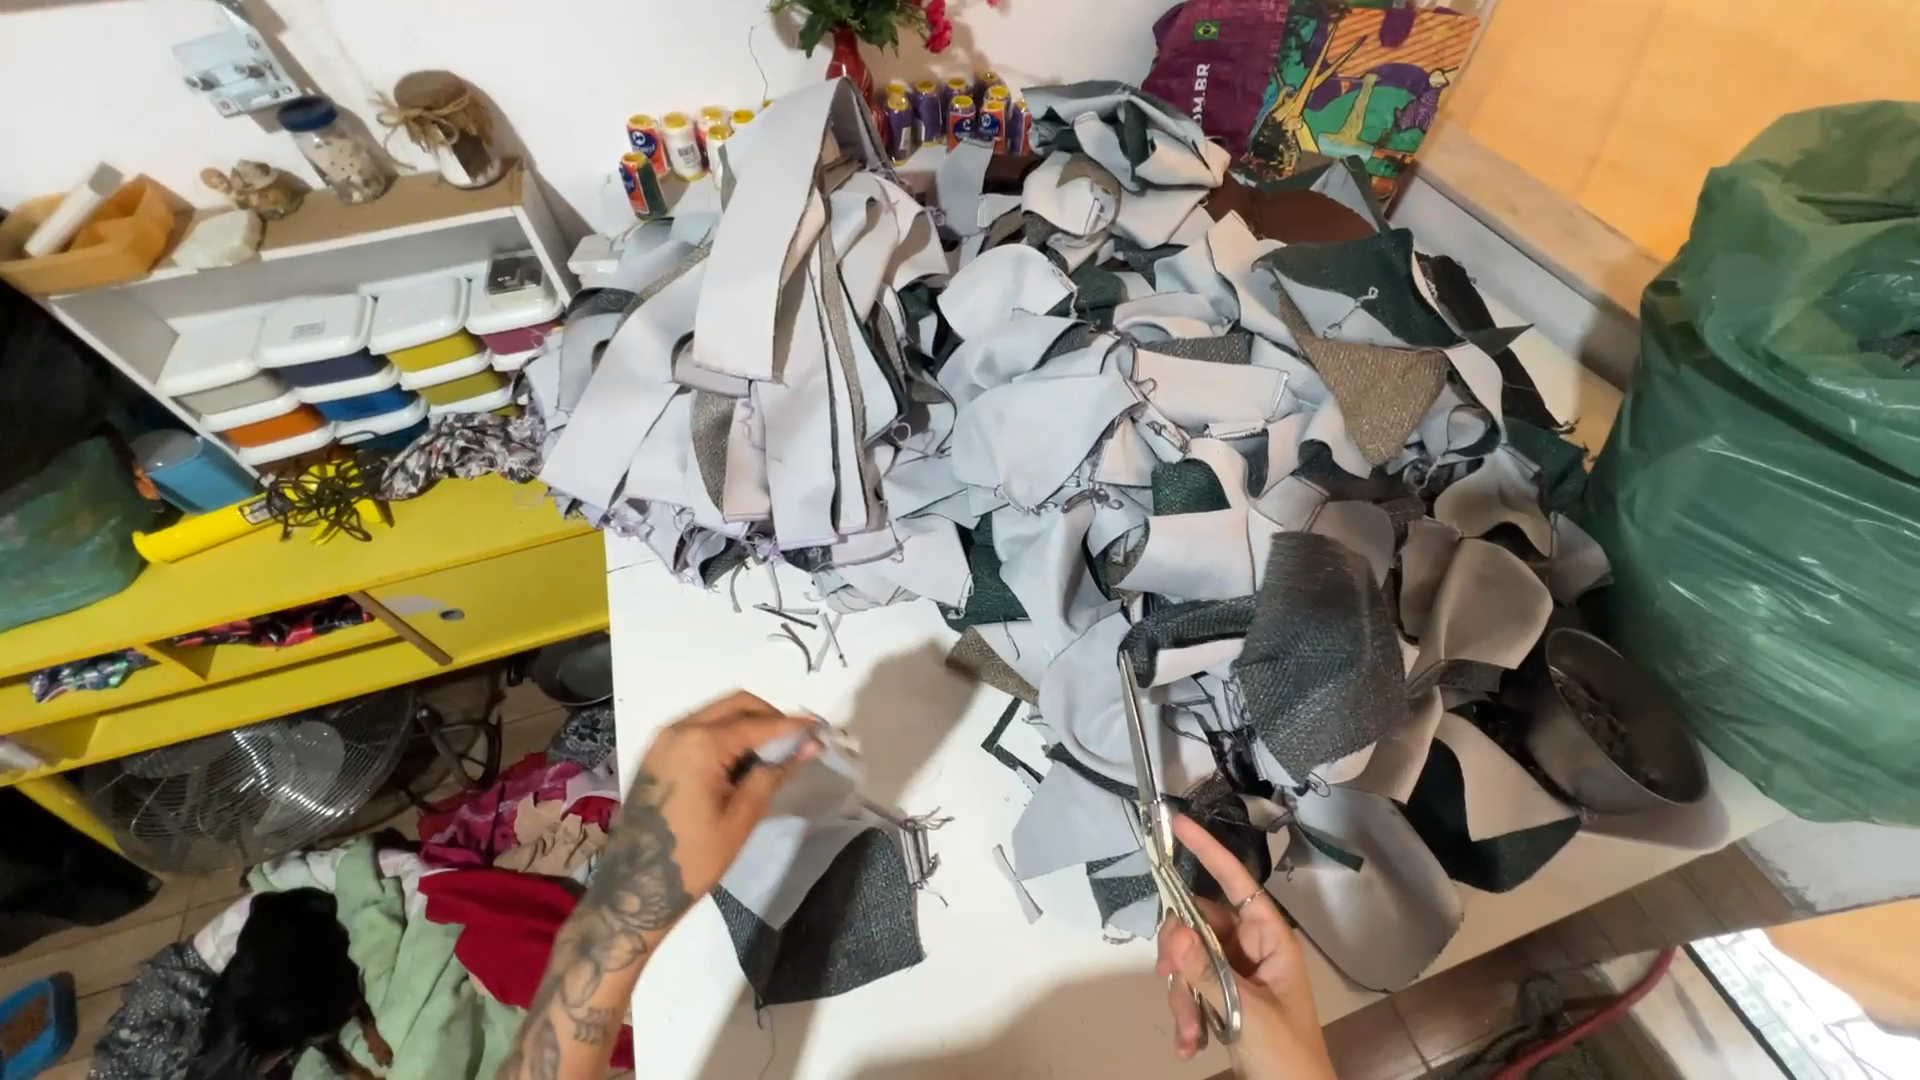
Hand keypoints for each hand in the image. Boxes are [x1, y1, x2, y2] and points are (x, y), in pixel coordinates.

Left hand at [501, 694, 820, 1079]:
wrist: (632, 892)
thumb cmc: (693, 859)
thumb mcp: (742, 817)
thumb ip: (775, 772)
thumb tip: (810, 745)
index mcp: (700, 745)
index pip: (758, 724)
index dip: (793, 726)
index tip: (821, 729)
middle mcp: (679, 730)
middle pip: (737, 704)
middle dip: (770, 717)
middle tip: (796, 741)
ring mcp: (663, 740)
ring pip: (717, 712)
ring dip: (748, 723)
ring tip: (771, 753)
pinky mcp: (657, 753)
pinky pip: (699, 726)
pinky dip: (725, 733)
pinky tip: (740, 761)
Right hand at [1157, 814, 1336, 1079]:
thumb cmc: (1287, 1057)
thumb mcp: (1246, 1011)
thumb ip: (1206, 969)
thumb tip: (1173, 930)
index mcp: (1270, 939)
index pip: (1236, 881)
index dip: (1208, 850)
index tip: (1178, 824)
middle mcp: (1251, 947)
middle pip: (1198, 924)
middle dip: (1180, 957)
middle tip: (1171, 981)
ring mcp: (1237, 971)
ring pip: (1189, 958)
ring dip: (1182, 994)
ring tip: (1191, 1033)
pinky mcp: (1223, 996)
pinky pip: (1191, 985)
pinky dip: (1186, 1012)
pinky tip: (1189, 1044)